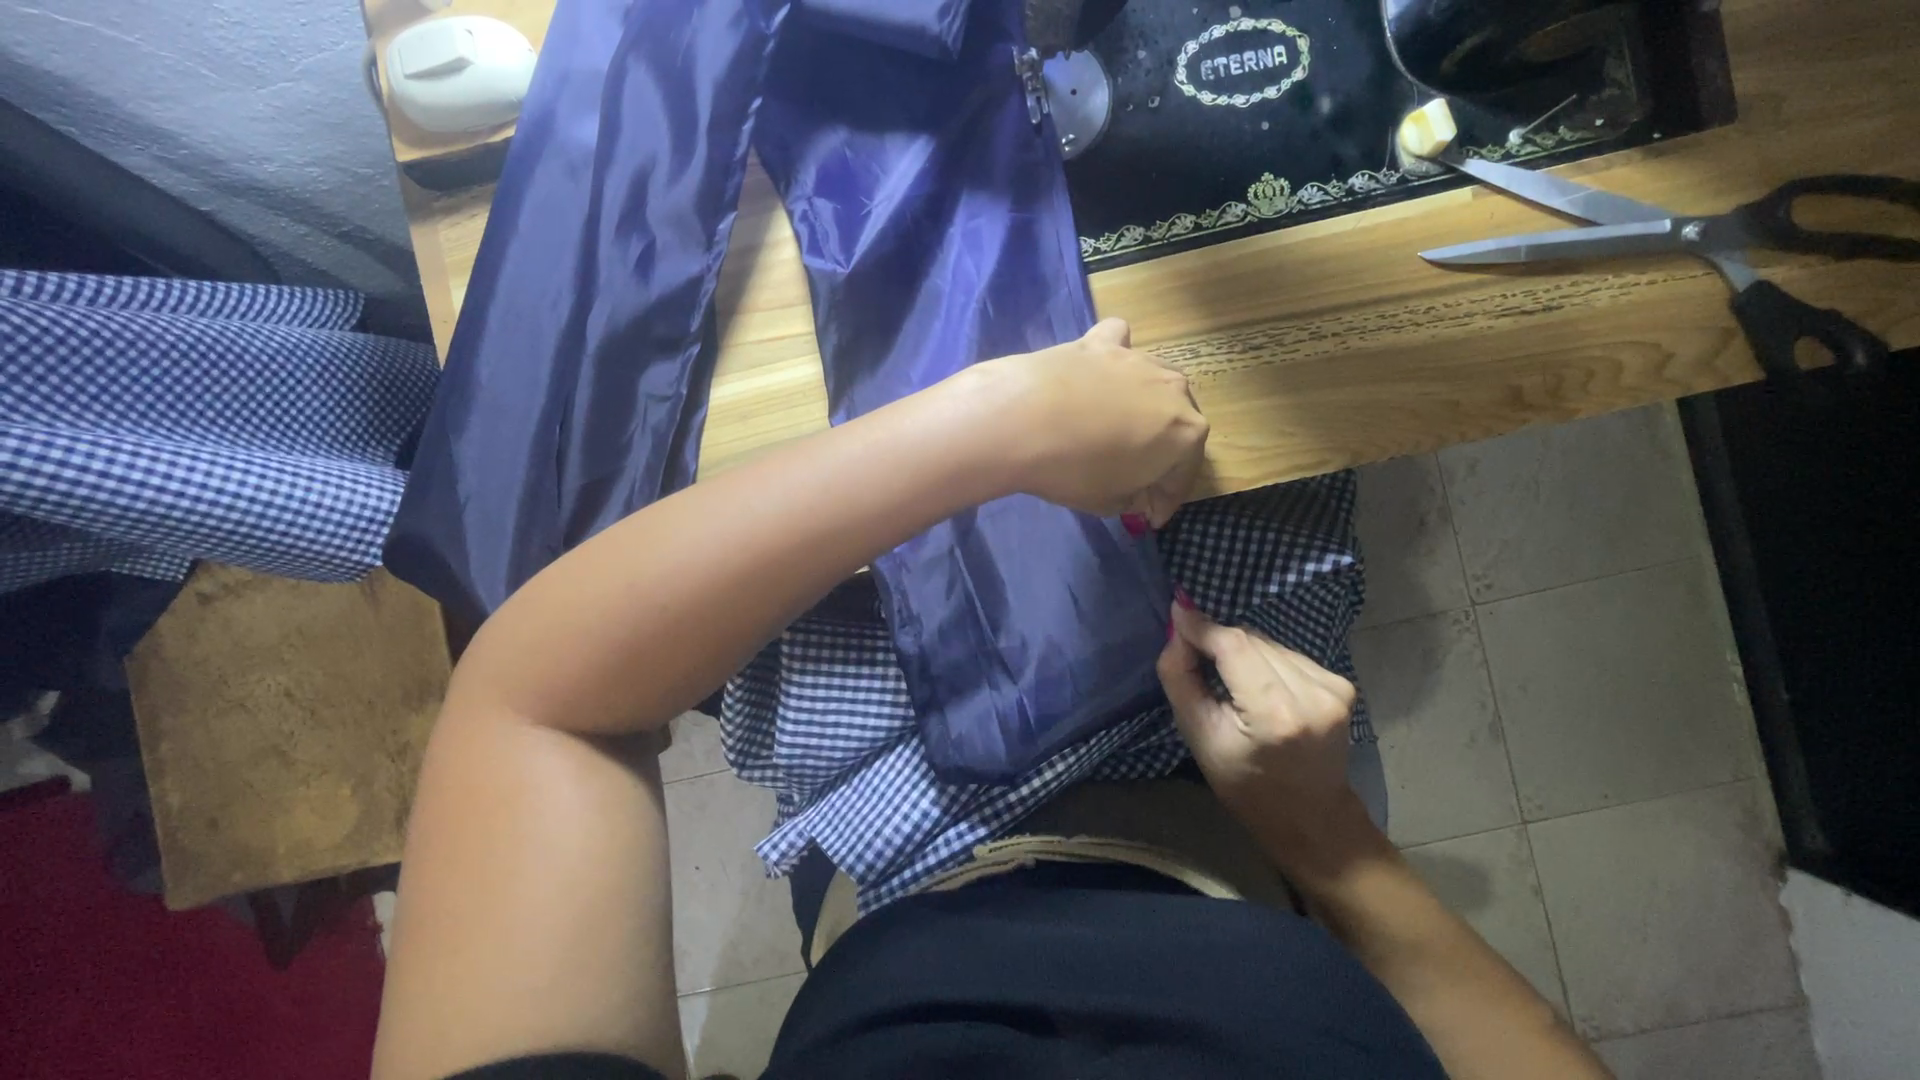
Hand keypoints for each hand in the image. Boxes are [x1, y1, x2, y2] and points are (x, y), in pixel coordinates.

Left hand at [983, 318, 1208, 524]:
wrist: (1021, 420)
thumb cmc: (1073, 469)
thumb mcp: (1109, 502)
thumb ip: (1133, 499)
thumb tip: (1137, 496)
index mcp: (1186, 432)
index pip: (1182, 474)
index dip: (1165, 501)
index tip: (1149, 517)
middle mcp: (1174, 389)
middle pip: (1175, 425)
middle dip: (1160, 452)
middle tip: (1135, 478)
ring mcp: (1138, 359)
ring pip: (1155, 383)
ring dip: (1144, 407)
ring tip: (1118, 429)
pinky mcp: (1101, 342)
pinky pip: (1120, 342)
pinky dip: (1117, 356)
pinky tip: (1104, 370)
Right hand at [1158, 600, 1369, 870]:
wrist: (1310, 817)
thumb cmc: (1245, 784)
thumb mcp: (1198, 736)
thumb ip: (1180, 677)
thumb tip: (1178, 627)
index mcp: (1275, 714)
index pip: (1234, 645)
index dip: (1202, 626)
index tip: (1177, 612)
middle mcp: (1312, 694)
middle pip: (1252, 640)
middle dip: (1219, 641)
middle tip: (1194, 655)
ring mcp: (1333, 688)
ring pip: (1270, 643)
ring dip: (1243, 651)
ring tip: (1230, 680)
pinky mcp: (1342, 685)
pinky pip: (1289, 654)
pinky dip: (1266, 661)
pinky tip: (1260, 687)